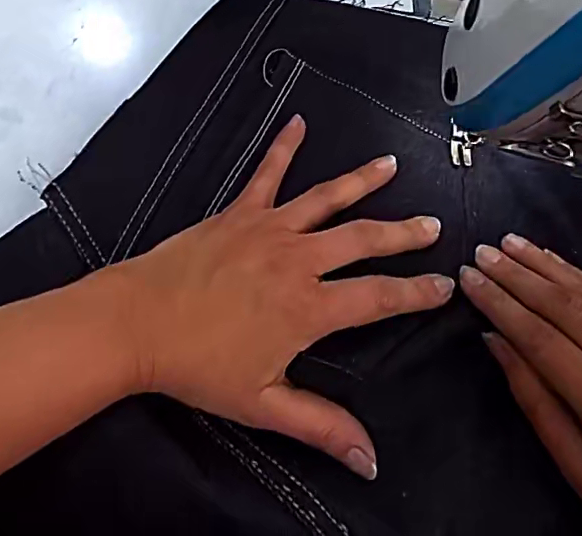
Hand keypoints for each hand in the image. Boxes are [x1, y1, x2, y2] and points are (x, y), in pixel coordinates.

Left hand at [89, 115, 452, 479]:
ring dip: (363, 180)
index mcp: (308, 307)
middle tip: (433, 225)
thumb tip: (370, 460)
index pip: (377, 297)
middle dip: (404, 233)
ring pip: (329, 198)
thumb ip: (320, 426)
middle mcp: (299, 259)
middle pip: (364, 239)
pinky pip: (268, 172)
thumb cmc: (198, 366)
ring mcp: (272, 227)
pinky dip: (284, 145)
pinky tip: (298, 121)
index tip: (445, 285)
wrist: (136, 325)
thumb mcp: (262, 404)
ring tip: (391, 165)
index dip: (416, 292)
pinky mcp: (243, 210)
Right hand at [461, 236, 581, 535]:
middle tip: (485, 253)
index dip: (503, 306)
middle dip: (521, 277)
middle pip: (572, 311)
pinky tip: (560, 267)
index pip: (548, 344)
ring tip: (514, 246)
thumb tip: (499, 342)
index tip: (473, 281)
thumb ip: (537, 404)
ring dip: (551, 268)